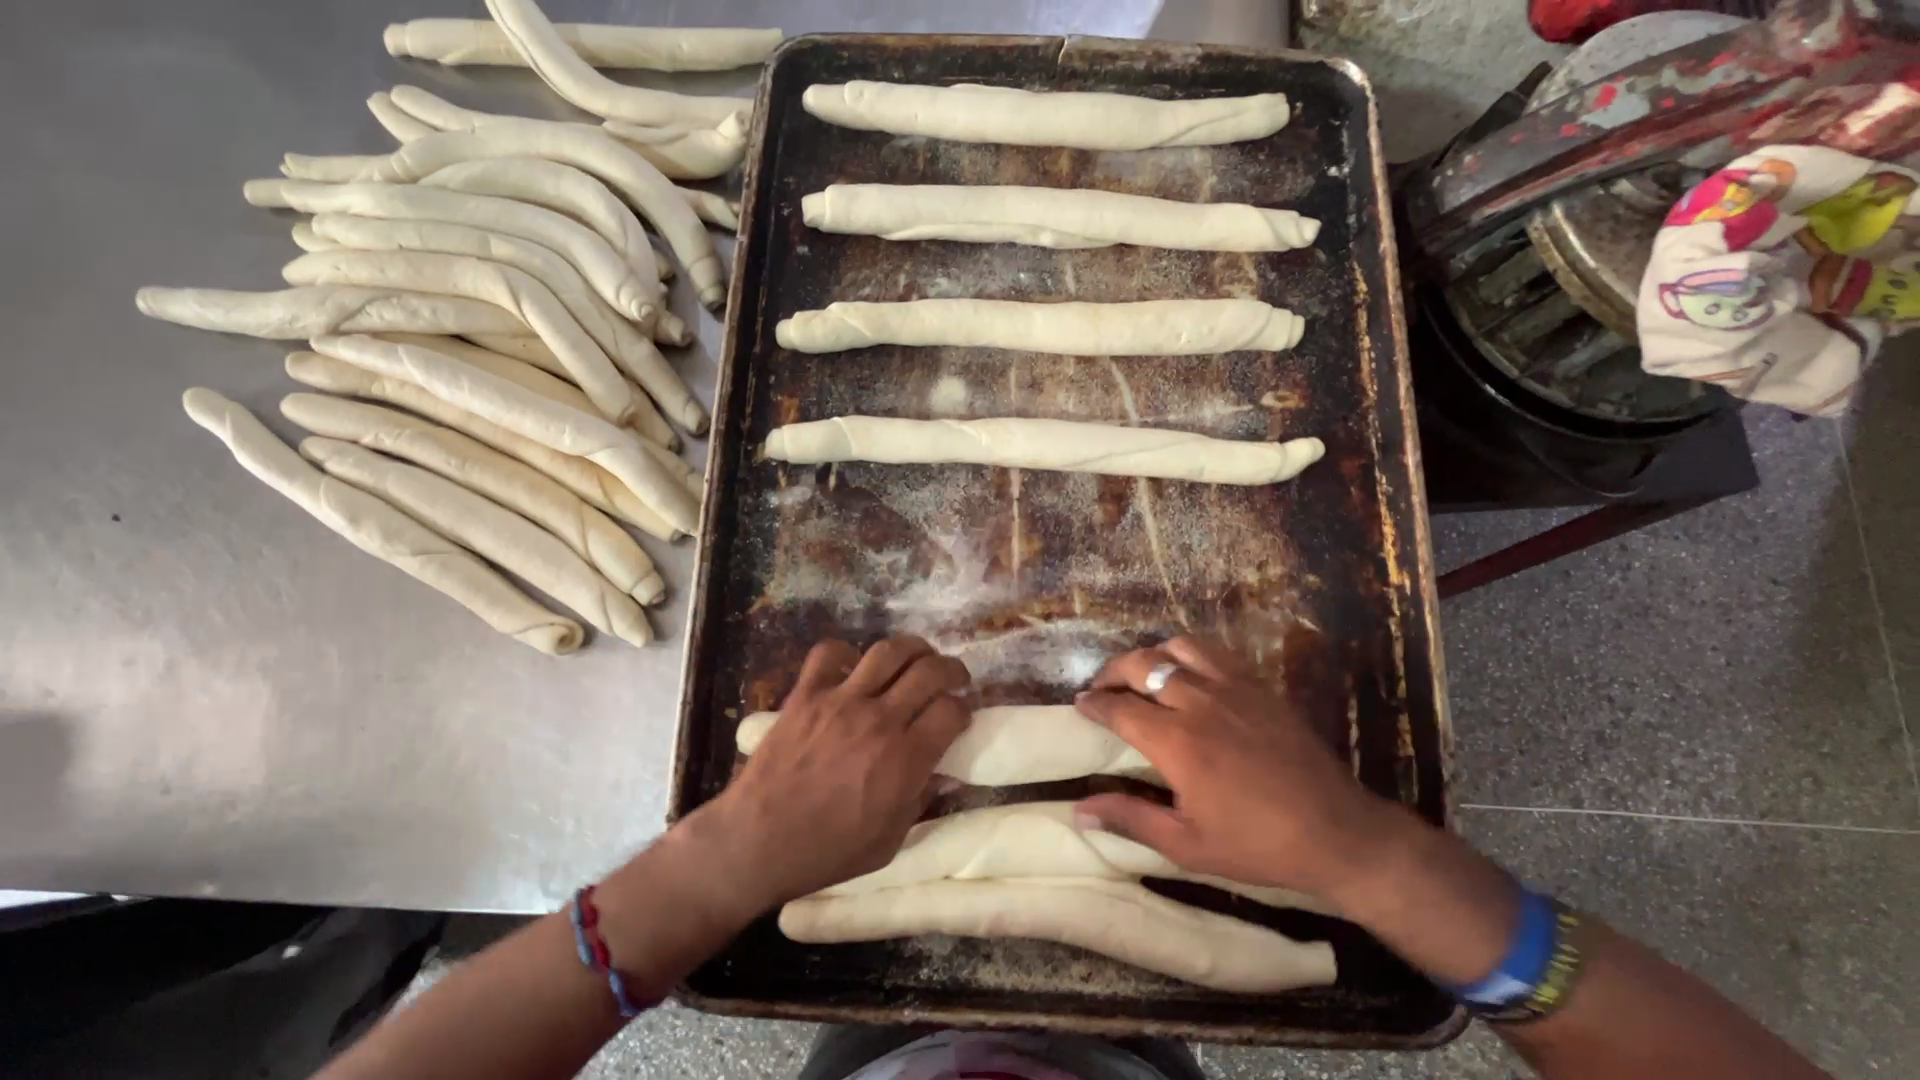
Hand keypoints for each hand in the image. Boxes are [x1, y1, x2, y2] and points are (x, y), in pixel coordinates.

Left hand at [682, 636, 971, 916]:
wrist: (759, 842)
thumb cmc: (828, 852)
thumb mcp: (890, 841)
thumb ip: (920, 801)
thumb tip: (942, 774)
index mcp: (906, 760)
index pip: (953, 711)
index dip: (964, 710)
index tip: (960, 716)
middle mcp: (880, 721)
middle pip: (930, 671)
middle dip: (951, 670)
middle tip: (953, 679)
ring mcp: (841, 702)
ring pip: (888, 651)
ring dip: (912, 649)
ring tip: (917, 658)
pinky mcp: (806, 695)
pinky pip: (829, 653)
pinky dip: (846, 652)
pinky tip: (853, 667)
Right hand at [1072, 636, 1412, 907]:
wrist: (1336, 831)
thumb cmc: (1256, 845)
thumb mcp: (1186, 844)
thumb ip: (1130, 819)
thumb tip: (1079, 811)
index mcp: (1176, 743)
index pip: (1120, 708)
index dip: (1094, 704)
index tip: (1080, 705)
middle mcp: (1200, 703)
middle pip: (1142, 665)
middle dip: (1113, 671)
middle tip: (1102, 688)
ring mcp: (1234, 689)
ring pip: (1179, 649)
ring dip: (1151, 656)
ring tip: (1143, 675)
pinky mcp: (1261, 687)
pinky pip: (1215, 654)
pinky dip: (1190, 656)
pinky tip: (1189, 676)